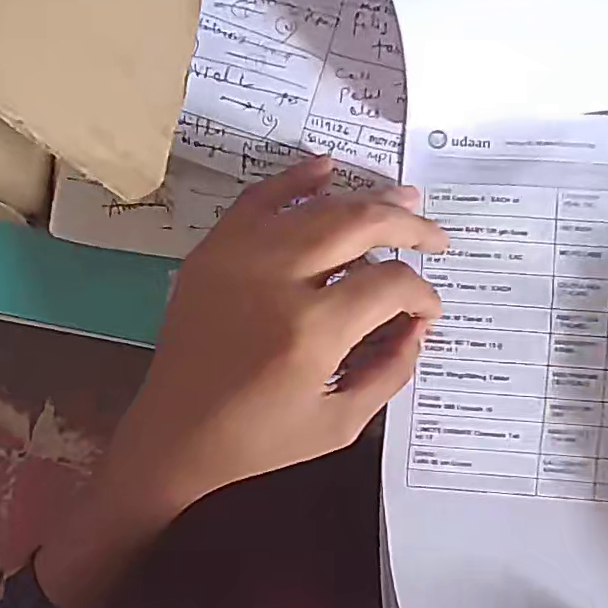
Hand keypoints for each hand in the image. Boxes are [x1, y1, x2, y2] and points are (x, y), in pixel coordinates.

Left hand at [36, 157, 447, 607]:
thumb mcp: (339, 423)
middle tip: (435, 237)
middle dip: (408, 227)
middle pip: (360, 225)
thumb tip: (417, 324)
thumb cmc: (257, 441)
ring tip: (403, 203)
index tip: (426, 310)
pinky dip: (296, 178)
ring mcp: (238, 256)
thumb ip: (390, 369)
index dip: (422, 294)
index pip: (391, 285)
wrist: (172, 436)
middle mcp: (276, 279)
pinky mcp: (212, 251)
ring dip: (367, 201)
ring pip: (319, 207)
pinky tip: (328, 166)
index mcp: (311, 331)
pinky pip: (260, 198)